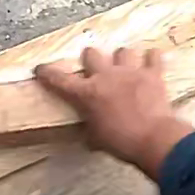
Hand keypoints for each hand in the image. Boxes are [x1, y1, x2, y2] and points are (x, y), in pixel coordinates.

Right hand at [34, 47, 194, 178]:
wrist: (153, 139)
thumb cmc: (121, 142)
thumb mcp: (96, 138)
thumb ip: (90, 126)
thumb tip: (89, 134)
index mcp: (87, 93)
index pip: (60, 79)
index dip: (47, 73)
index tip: (40, 69)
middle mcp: (106, 76)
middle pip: (91, 53)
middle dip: (90, 57)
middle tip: (93, 65)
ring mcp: (130, 72)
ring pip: (122, 51)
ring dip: (122, 57)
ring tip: (125, 65)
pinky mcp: (152, 73)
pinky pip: (153, 56)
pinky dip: (152, 58)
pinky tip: (151, 60)